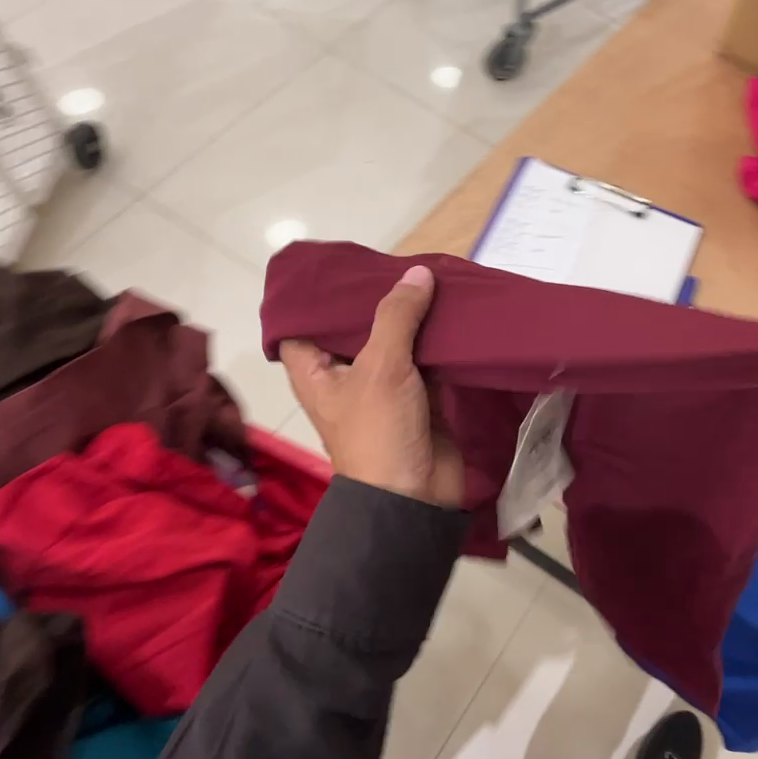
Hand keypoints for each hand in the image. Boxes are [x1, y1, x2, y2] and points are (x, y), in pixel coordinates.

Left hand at [280, 265, 463, 507]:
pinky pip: (426, 360)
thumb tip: (418, 273)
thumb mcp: (381, 367)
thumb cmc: (379, 430)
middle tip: (400, 262)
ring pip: (396, 341)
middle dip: (377, 299)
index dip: (319, 296)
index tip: (342, 265)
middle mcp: (345, 374)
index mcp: (315, 370)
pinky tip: (453, 312)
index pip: (304, 323)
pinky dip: (437, 340)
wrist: (414, 496)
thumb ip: (397, 316)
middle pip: (356, 327)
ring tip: (432, 278)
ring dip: (413, 317)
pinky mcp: (419, 397)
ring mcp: (384, 386)